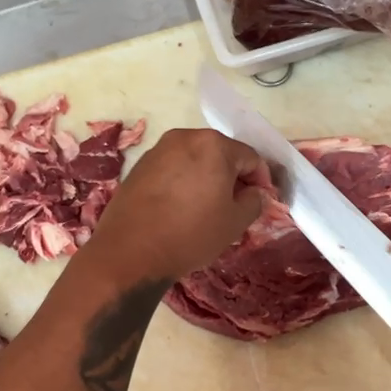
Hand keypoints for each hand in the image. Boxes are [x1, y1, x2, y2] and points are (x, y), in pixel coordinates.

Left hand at [83, 128, 267, 282]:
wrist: (130, 252)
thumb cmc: (191, 234)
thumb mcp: (235, 222)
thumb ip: (255, 201)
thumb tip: (255, 193)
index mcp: (214, 145)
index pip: (251, 158)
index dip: (261, 181)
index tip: (260, 203)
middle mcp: (185, 137)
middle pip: (221, 154)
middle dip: (232, 178)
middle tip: (235, 207)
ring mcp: (158, 150)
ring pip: (195, 161)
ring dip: (207, 179)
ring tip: (207, 210)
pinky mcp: (139, 166)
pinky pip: (173, 170)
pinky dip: (183, 183)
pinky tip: (180, 209)